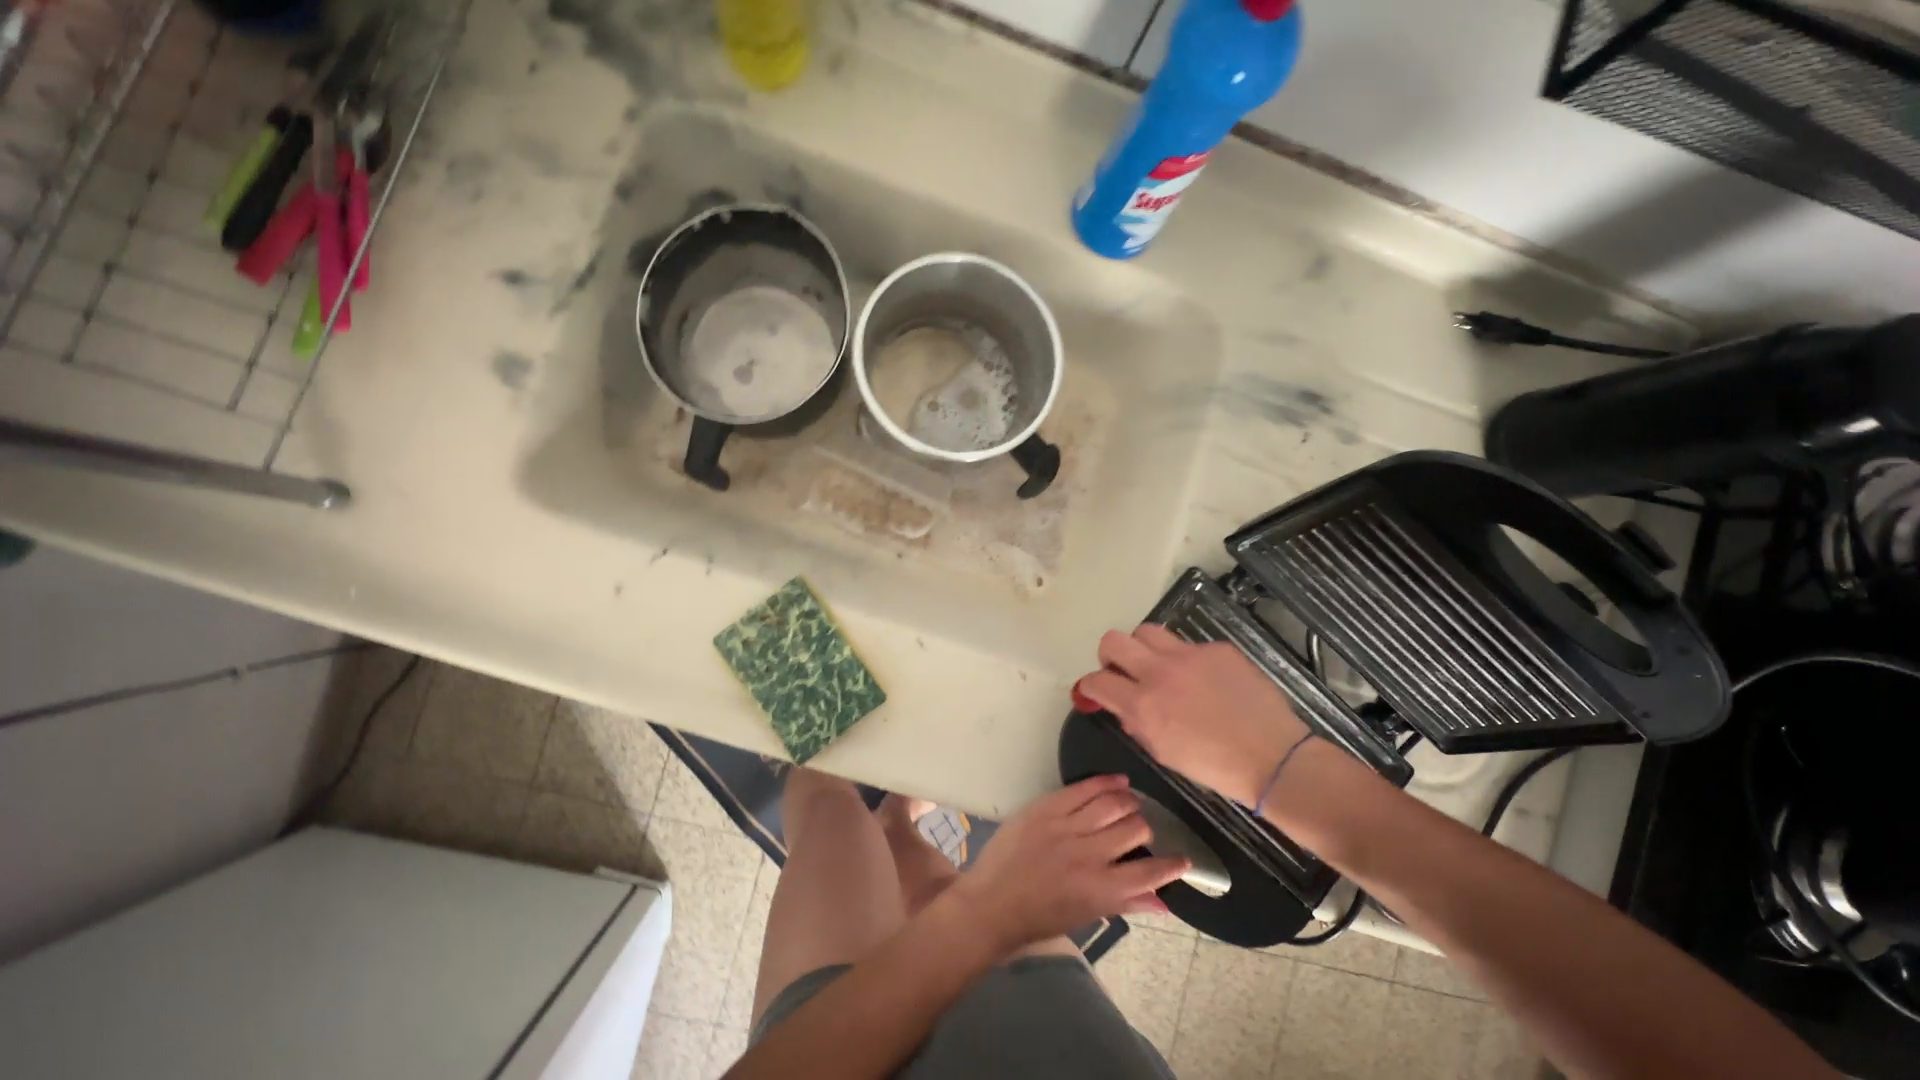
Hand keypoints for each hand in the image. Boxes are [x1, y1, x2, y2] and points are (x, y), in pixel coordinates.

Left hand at [951, 775, 1188, 951]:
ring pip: (1113, 803)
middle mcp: (1088, 856)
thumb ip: (1125, 903)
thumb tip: (1164, 901)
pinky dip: (1106, 782)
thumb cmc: (1038, 919)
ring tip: (1131, 804)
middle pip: (1136, 828)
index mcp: (1101, 890)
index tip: (1183, 858)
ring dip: (1129, 802)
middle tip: (1143, 829)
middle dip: (1146, 828)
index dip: (1173, 864)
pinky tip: (1117, 782)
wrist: (989, 905)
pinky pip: (1083, 788)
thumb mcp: (1085, 917)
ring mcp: (1065, 828)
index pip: (1150, 872)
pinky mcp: (1045, 809)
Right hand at [1075, 624, 1310, 805]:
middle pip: (1114, 641)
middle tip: (1121, 671)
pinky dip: (1187, 660)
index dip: (1088, 686)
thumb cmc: (1214, 766)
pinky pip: (1189, 645)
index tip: (1093, 691)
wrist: (1272, 757)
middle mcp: (1160, 672)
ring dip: (1144, 648)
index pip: (1096, 681)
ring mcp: (1190, 655)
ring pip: (1148, 631)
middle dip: (1109, 655)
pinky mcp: (1218, 649)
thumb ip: (1138, 725)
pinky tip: (1204, 680)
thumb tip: (1126, 708)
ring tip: (1158, 666)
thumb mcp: (1164, 752)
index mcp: (1143, 705)